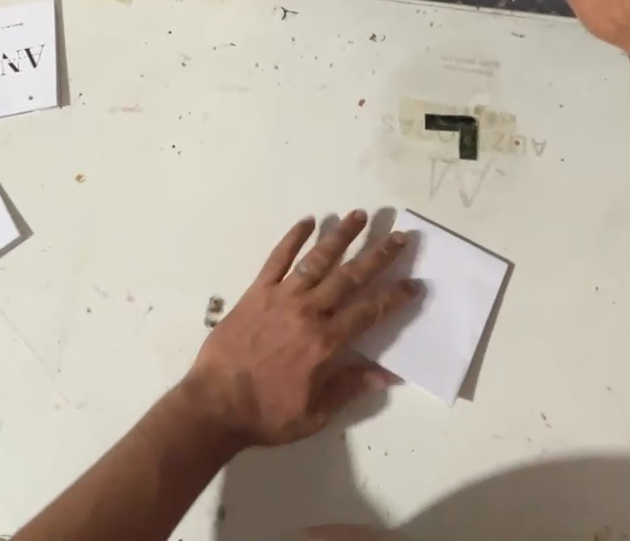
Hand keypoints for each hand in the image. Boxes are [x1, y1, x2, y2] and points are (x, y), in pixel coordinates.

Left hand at [179, 210, 415, 446]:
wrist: (214, 404)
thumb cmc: (267, 414)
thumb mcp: (315, 414)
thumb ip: (350, 388)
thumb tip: (388, 374)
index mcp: (325, 343)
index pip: (370, 313)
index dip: (395, 297)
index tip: (415, 283)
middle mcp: (308, 312)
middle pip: (350, 277)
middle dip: (377, 255)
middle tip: (399, 235)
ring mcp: (281, 297)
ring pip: (318, 259)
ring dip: (340, 236)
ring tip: (359, 215)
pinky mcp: (257, 291)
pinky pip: (278, 258)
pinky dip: (293, 238)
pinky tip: (308, 220)